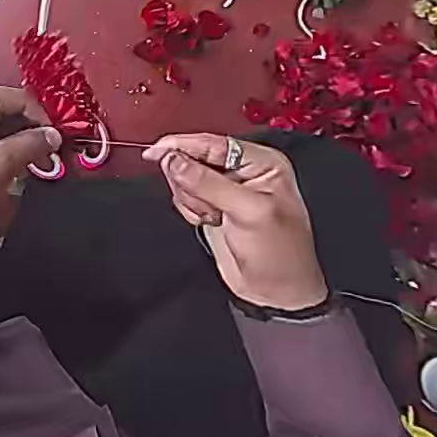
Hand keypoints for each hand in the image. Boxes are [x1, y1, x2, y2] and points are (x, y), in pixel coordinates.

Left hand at [0, 83, 59, 233]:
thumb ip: (31, 145)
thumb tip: (53, 136)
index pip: (22, 99)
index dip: (43, 122)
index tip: (57, 142)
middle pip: (10, 112)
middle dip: (28, 137)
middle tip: (44, 160)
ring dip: (13, 148)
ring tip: (24, 171)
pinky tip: (4, 172)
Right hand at [143, 135, 327, 310]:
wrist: (276, 293)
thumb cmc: (280, 253)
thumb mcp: (248, 213)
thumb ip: (208, 183)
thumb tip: (173, 160)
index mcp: (261, 162)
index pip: (213, 142)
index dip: (182, 145)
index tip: (156, 151)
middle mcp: (243, 170)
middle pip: (194, 157)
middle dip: (191, 181)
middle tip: (204, 204)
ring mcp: (226, 188)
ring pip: (185, 176)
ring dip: (192, 198)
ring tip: (212, 217)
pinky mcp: (212, 204)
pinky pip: (185, 194)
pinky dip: (190, 209)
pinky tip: (209, 221)